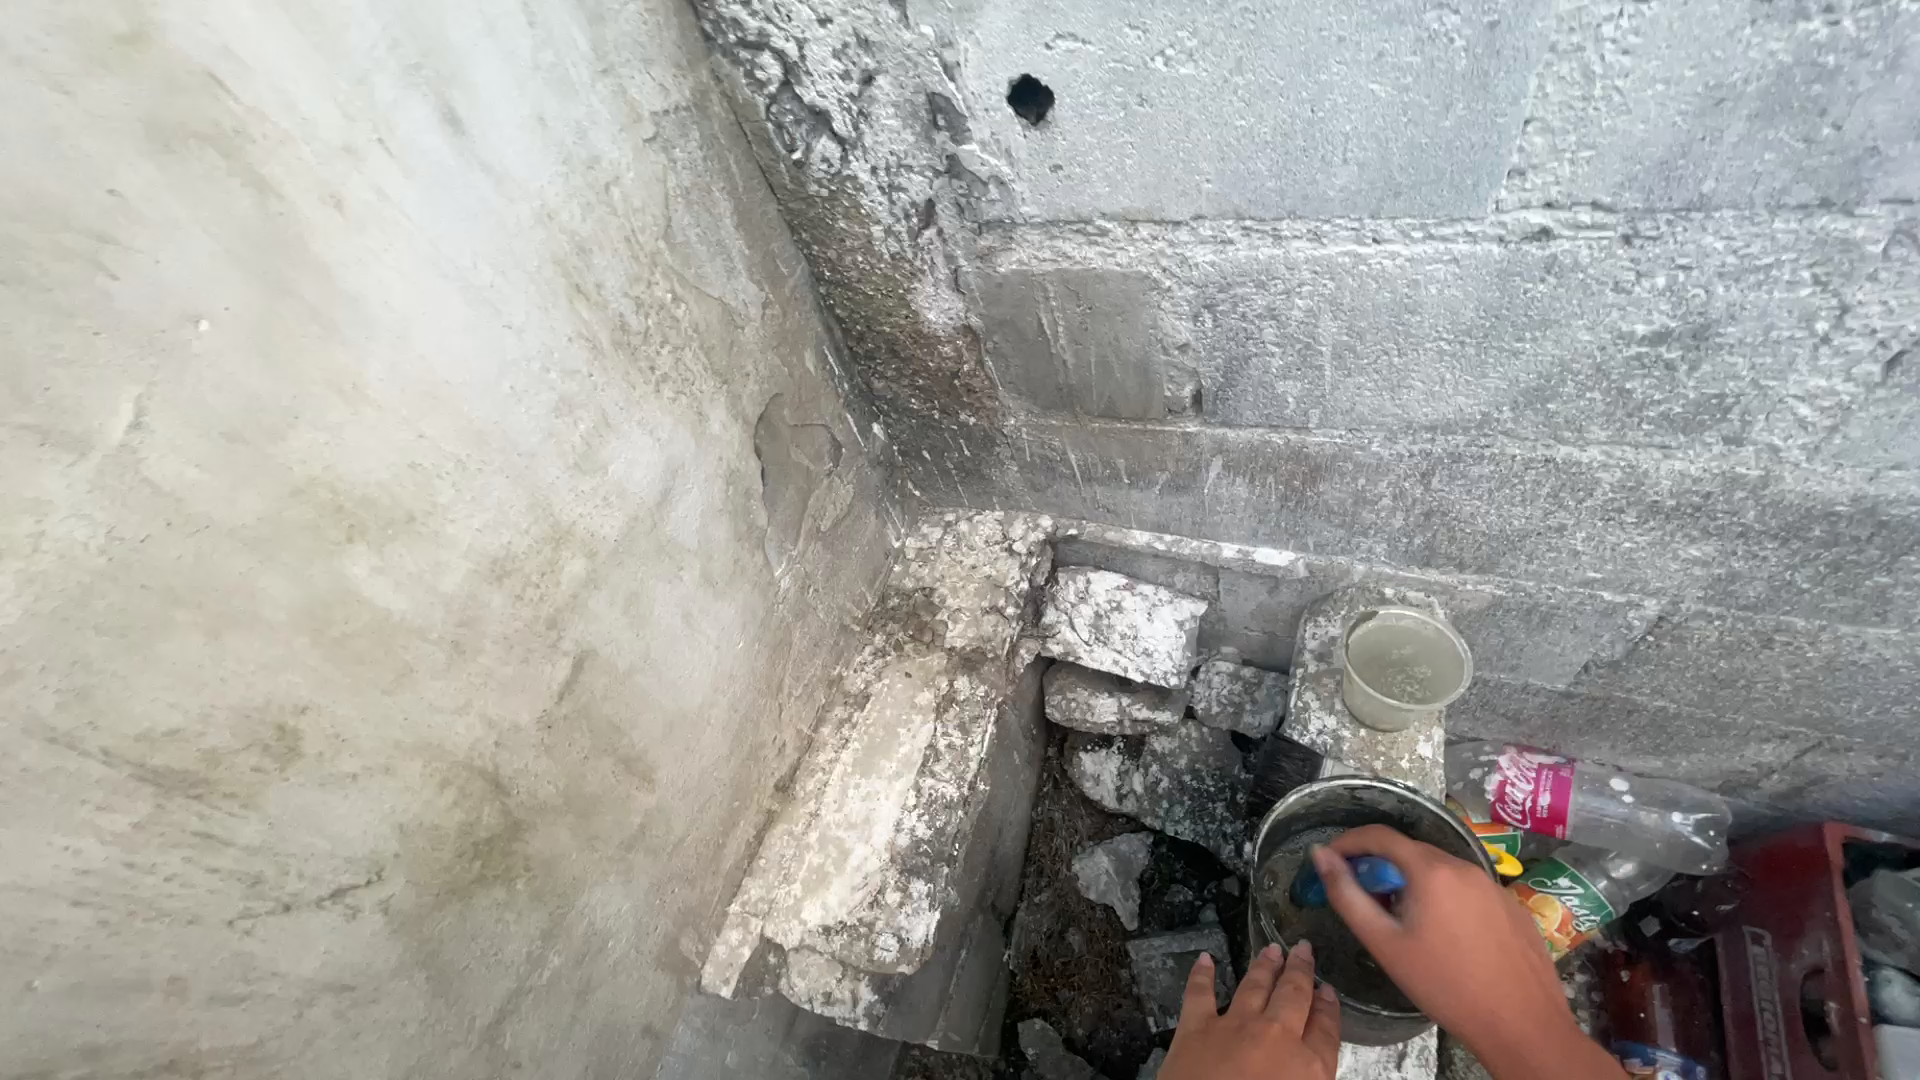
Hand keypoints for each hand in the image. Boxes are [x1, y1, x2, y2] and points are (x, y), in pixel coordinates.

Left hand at [1159, 942, 1339, 1079]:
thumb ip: (1314, 1077)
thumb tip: (1313, 1067)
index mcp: (1309, 1068)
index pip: (1325, 1031)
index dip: (1328, 1008)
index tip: (1329, 988)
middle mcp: (1275, 1036)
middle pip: (1292, 996)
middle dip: (1300, 970)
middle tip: (1302, 947)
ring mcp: (1234, 1025)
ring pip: (1253, 986)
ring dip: (1263, 966)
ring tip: (1271, 949)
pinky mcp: (1196, 1025)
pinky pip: (1200, 992)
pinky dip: (1202, 973)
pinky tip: (1206, 958)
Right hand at [1313, 827, 1624, 1079]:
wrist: (1526, 1031)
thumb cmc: (1446, 986)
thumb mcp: (1383, 942)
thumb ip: (1346, 893)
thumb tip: (1320, 854)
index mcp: (1431, 870)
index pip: (1379, 835)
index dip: (1348, 842)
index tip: (1330, 860)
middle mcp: (1464, 867)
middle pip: (1410, 851)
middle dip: (1379, 864)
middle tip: (1363, 894)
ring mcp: (1494, 886)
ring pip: (1440, 869)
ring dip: (1413, 880)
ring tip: (1402, 916)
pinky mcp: (1514, 908)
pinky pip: (1468, 889)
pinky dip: (1445, 896)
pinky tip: (1446, 933)